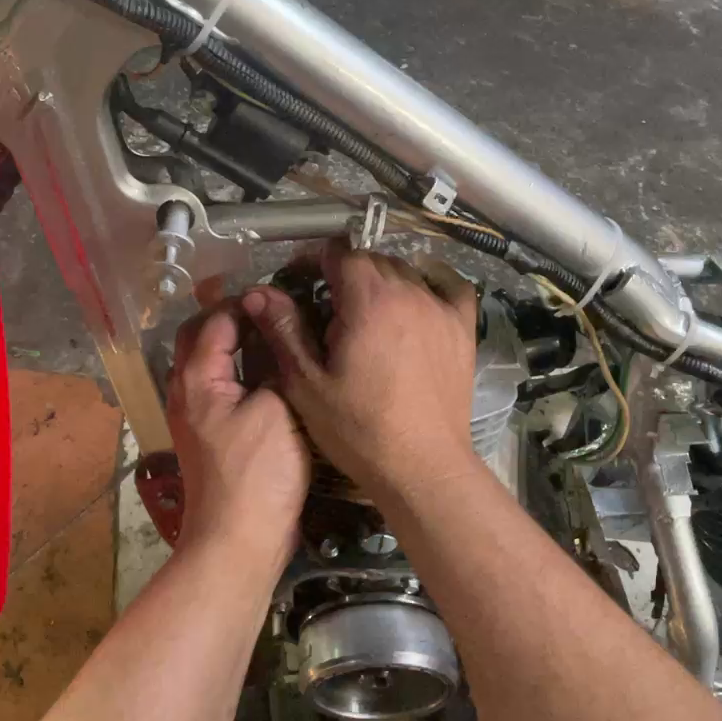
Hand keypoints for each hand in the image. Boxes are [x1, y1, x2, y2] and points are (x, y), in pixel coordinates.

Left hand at [165, 302, 311, 570]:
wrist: (236, 542)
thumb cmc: (258, 474)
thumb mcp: (279, 410)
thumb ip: (276, 363)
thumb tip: (279, 328)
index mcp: (198, 377)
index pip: (216, 318)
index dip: (248, 301)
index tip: (284, 295)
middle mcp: (185, 389)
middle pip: (200, 335)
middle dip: (233, 316)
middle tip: (275, 310)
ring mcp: (193, 414)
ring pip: (208, 360)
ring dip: (234, 343)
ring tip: (276, 336)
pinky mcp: (208, 434)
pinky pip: (218, 384)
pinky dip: (238, 369)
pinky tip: (272, 375)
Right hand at [241, 243, 481, 501]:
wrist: (423, 467)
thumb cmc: (358, 429)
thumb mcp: (307, 384)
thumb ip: (283, 331)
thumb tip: (258, 292)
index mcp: (369, 300)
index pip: (339, 253)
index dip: (315, 261)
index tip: (301, 283)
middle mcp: (409, 292)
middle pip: (372, 259)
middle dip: (346, 273)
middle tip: (328, 306)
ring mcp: (441, 308)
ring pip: (406, 271)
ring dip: (382, 281)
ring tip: (366, 313)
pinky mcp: (463, 328)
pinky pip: (449, 285)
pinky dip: (431, 282)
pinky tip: (417, 298)